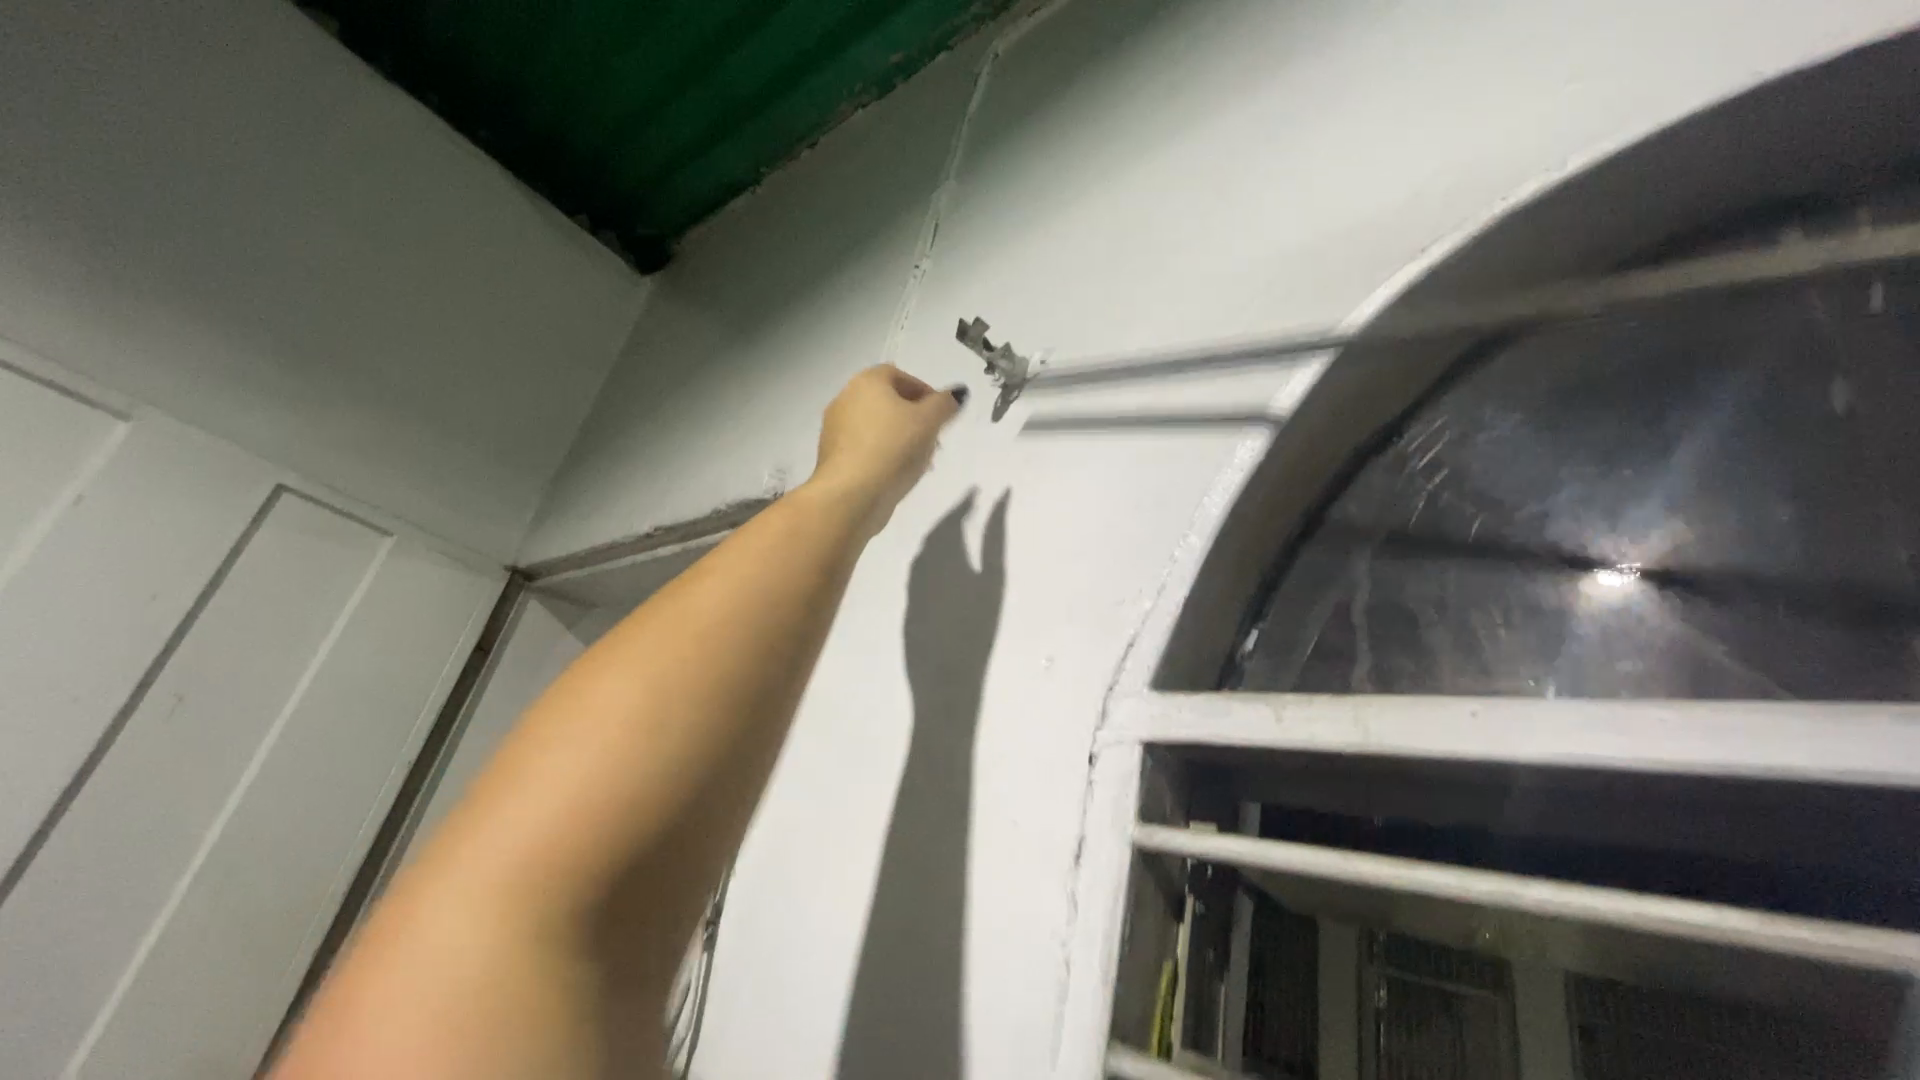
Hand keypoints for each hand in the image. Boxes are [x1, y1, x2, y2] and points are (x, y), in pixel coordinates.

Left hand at [808, 365, 965, 537]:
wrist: (850, 495)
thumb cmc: (892, 448)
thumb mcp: (929, 422)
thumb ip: (945, 404)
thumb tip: (957, 393)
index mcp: (866, 382)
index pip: (899, 375)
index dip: (924, 392)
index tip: (941, 415)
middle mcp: (845, 398)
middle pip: (887, 402)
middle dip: (915, 419)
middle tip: (934, 440)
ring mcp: (835, 429)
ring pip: (877, 427)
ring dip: (900, 439)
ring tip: (919, 462)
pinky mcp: (832, 457)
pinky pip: (865, 448)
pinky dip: (883, 455)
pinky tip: (897, 474)